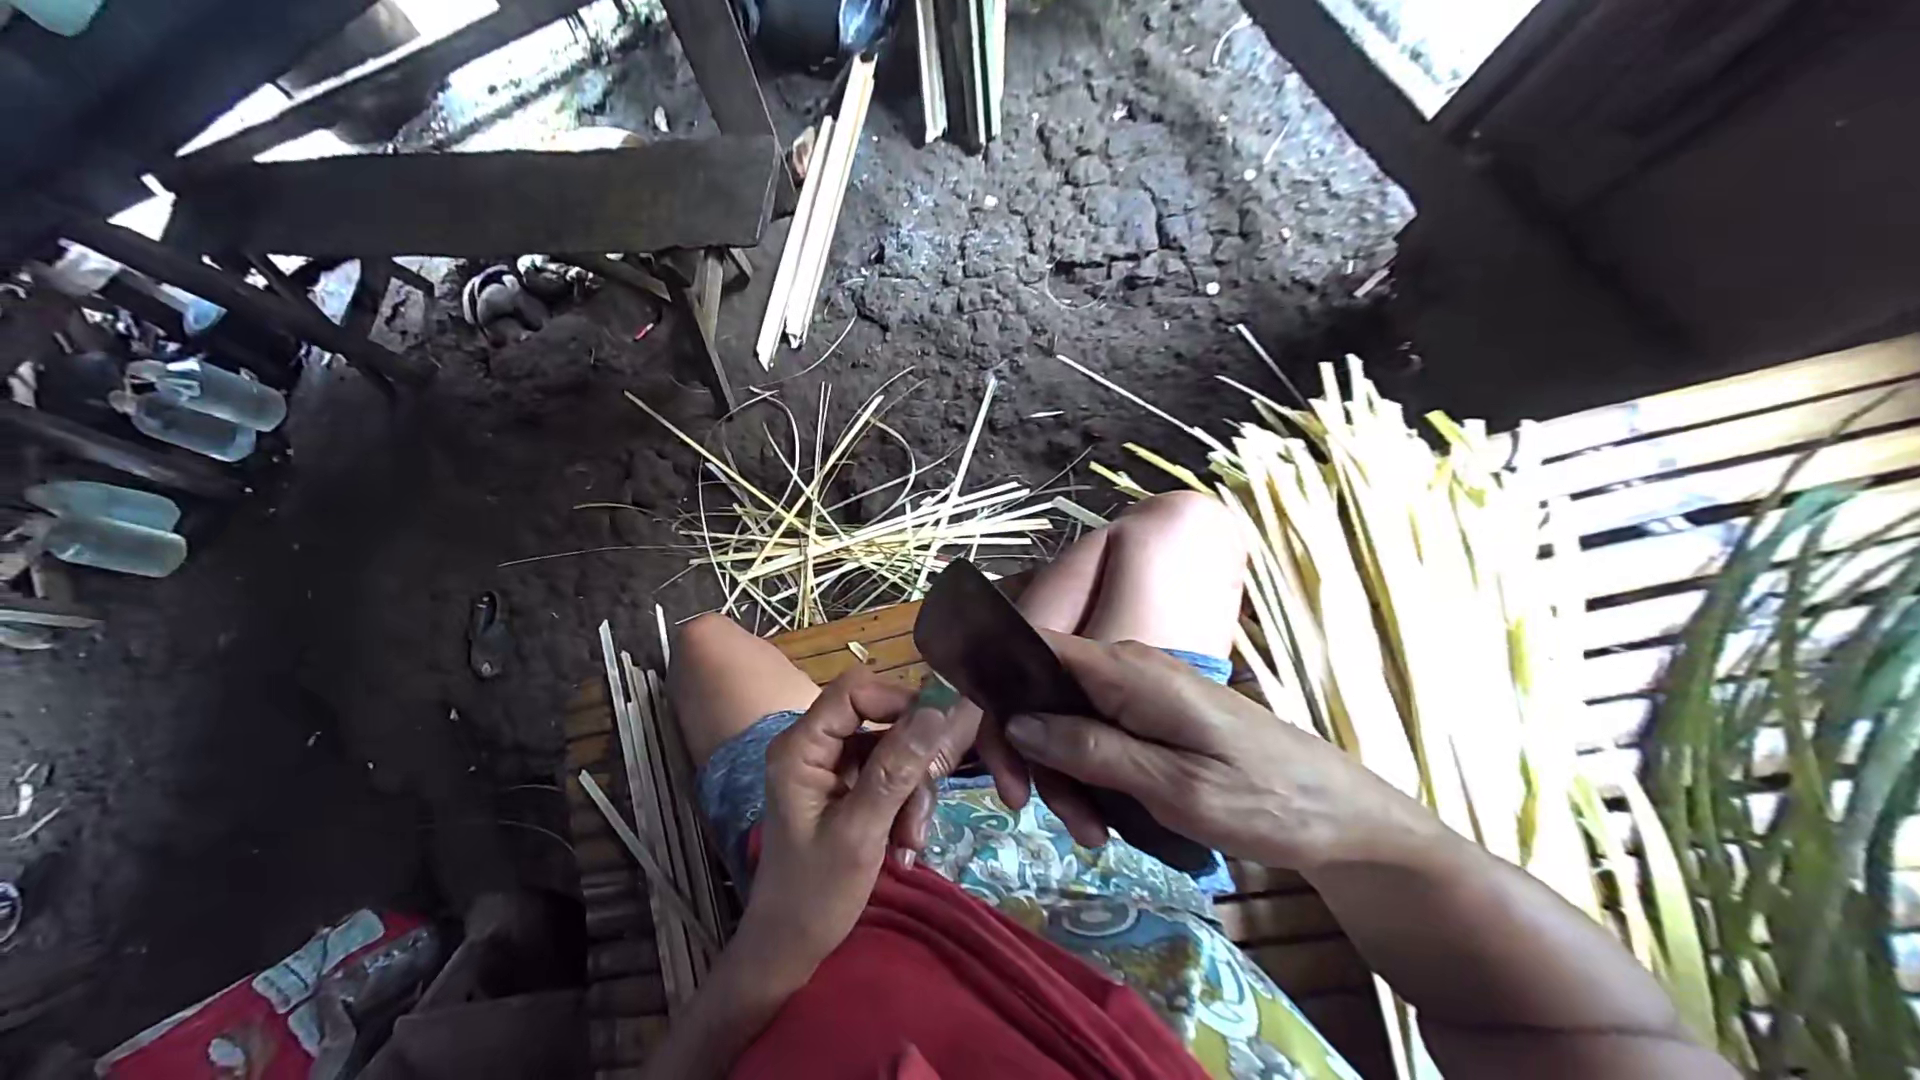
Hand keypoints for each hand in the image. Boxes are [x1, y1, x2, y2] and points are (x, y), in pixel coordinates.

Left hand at [738, 668, 949, 977]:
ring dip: (912, 794)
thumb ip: (896, 770)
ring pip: (893, 752)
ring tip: (910, 842)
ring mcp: (832, 769)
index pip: (854, 692)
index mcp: (801, 747)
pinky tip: (904, 847)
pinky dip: (905, 808)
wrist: (790, 950)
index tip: (937, 731)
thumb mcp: (861, 832)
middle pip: (881, 722)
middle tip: (923, 808)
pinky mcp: (848, 789)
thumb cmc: (815, 895)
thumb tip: (935, 713)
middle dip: (912, 765)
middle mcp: (815, 747)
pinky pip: (891, 778)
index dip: (898, 701)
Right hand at [999, 632, 1443, 870]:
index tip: (991, 755)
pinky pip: (1094, 735)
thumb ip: (1092, 751)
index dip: (999, 687)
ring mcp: (1137, 692)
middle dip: (1031, 752)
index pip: (1035, 648)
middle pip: (1043, 692)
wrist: (1338, 814)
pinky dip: (1087, 776)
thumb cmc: (1263, 798)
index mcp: (1128, 669)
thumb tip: (1018, 723)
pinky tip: (1103, 819)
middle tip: (1036, 811)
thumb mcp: (1173, 786)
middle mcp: (1126, 667)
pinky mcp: (1148, 716)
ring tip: (1089, 832)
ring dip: (1062, 775)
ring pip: (1065, 721)